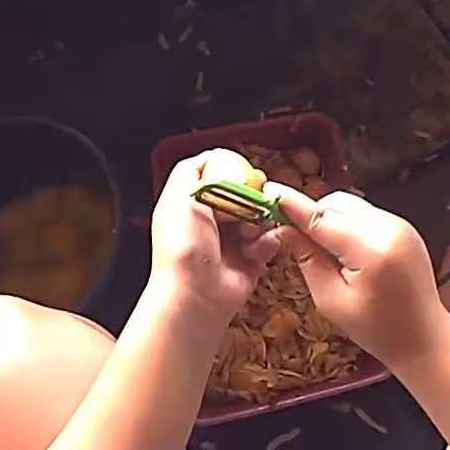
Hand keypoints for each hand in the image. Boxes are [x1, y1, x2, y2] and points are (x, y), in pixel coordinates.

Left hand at [148, 150, 280, 321]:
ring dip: (258, 220)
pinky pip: (271, 239)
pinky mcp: (253, 257)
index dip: (232, 172)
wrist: (195, 294)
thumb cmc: (182, 246)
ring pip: (261, 214)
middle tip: (252, 200)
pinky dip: (267, 241)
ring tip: (247, 232)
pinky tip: (254, 248)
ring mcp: (234, 239)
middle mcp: (213, 219)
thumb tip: (212, 154)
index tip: (243, 172)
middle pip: (244, 193)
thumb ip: (192, 169)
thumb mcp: (179, 196)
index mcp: (192, 203)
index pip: (218, 176)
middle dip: (252, 195)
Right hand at [263, 187, 449, 367]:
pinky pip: (364, 213)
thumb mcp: (332, 301)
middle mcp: (388, 227)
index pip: (322, 217)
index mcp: (371, 249)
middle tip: (294, 236)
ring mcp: (399, 224)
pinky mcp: (403, 226)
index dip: (293, 204)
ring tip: (322, 249)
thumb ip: (308, 260)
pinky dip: (347, 222)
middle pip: (336, 203)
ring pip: (349, 204)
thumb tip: (285, 230)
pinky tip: (343, 249)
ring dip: (329, 217)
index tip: (270, 191)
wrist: (426, 338)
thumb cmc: (377, 330)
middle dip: (312, 214)